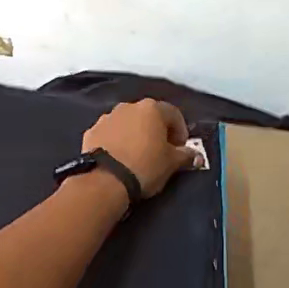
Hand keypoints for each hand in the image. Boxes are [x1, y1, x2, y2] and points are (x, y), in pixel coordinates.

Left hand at [82, 99, 198, 197]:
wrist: (105, 180)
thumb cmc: (145, 166)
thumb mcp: (171, 163)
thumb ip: (186, 156)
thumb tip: (196, 156)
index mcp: (152, 109)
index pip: (174, 114)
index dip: (181, 131)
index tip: (181, 149)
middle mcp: (129, 107)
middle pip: (149, 116)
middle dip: (157, 131)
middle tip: (161, 151)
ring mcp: (107, 117)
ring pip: (128, 123)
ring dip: (136, 135)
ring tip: (138, 155)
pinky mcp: (92, 132)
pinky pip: (111, 134)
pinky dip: (118, 142)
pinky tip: (120, 158)